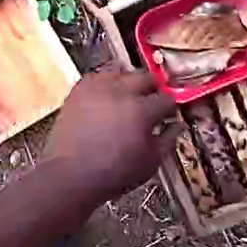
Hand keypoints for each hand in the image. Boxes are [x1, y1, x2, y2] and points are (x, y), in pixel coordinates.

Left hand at [43, 66, 177, 202]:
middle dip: (153, 89)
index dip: (171, 107)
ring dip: (129, 80)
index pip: (166, 99)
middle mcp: (120, 92)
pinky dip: (105, 82)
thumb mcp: (150, 162)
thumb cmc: (111, 173)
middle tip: (152, 102)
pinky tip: (107, 96)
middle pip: (146, 77)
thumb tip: (176, 127)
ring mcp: (97, 88)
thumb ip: (167, 140)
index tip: (168, 114)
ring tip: (129, 95)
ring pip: (121, 71)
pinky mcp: (78, 91)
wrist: (70, 175)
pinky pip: (96, 76)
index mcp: (142, 110)